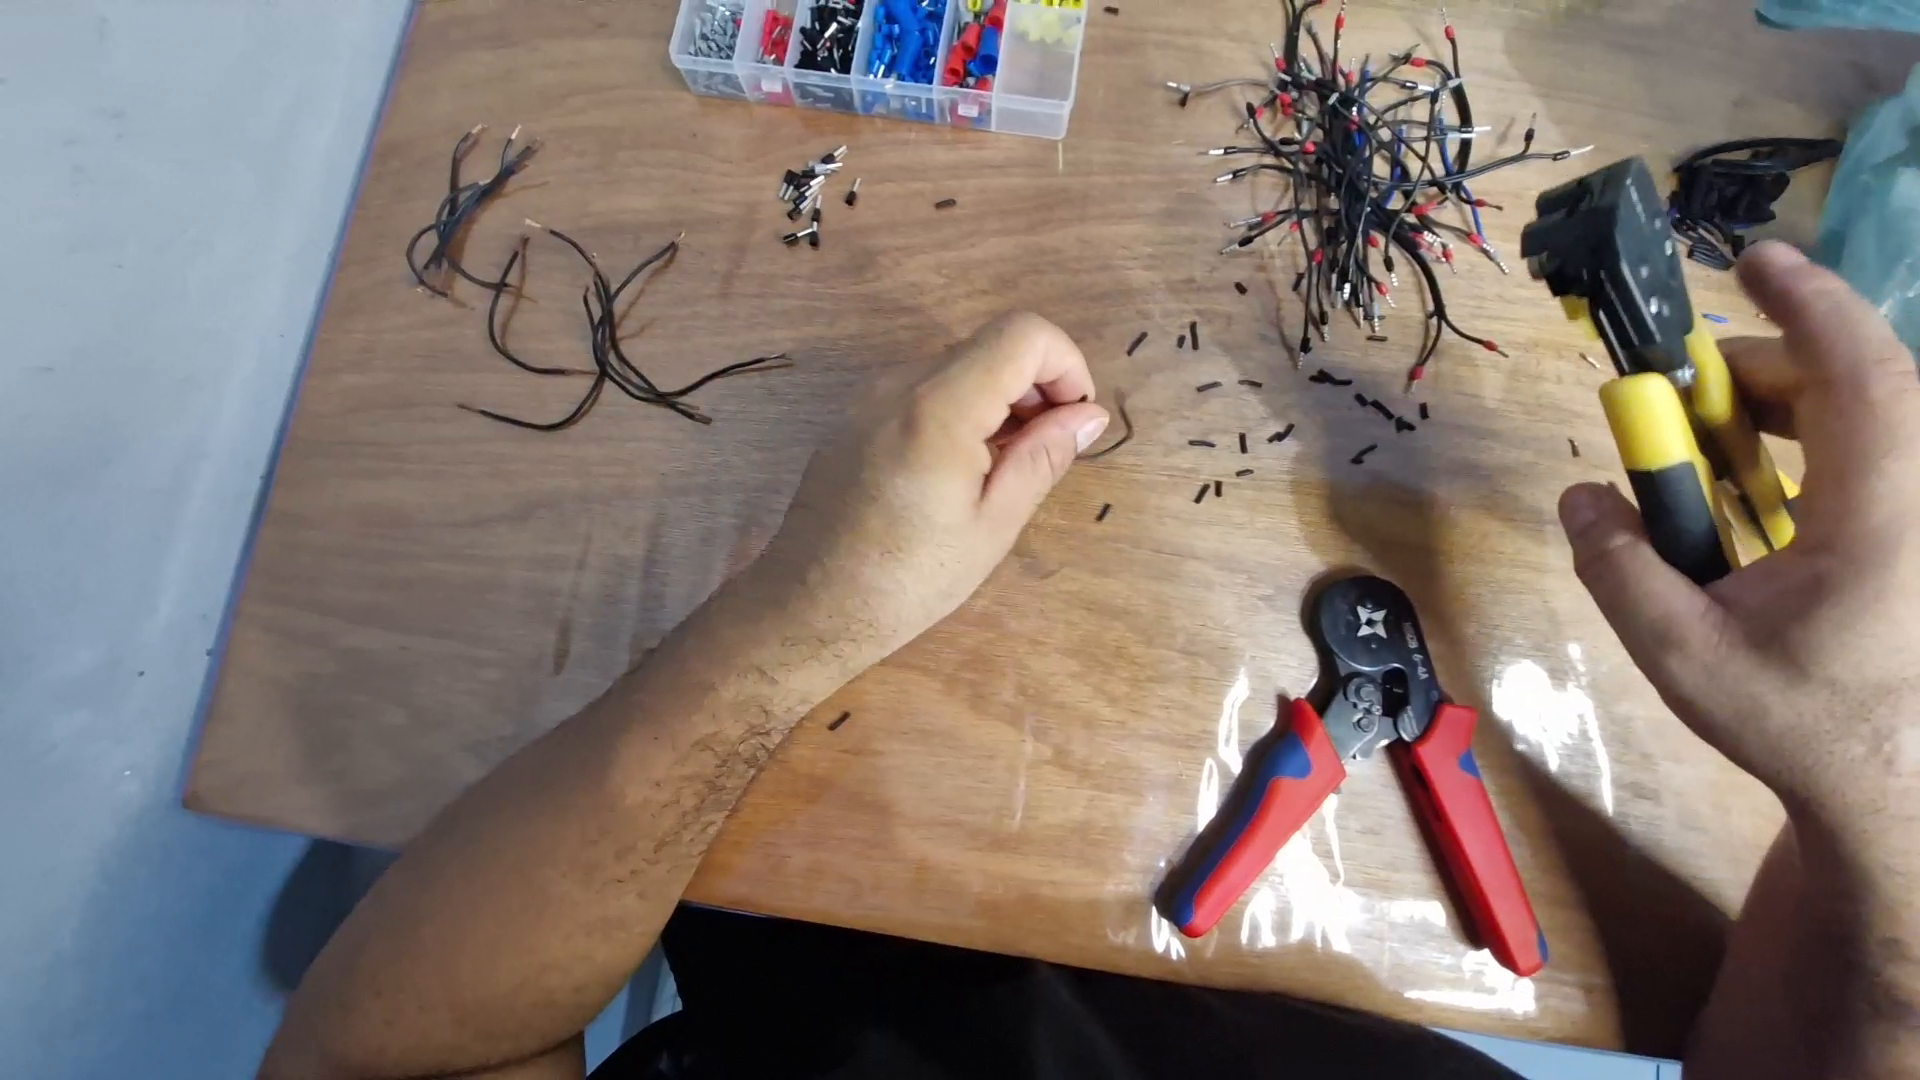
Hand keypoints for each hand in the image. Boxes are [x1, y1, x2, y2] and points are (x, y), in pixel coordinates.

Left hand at [738, 312, 1108, 676]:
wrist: (811, 605)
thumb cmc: (909, 580)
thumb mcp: (993, 525)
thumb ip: (1044, 457)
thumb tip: (1089, 415)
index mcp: (939, 407)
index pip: (1023, 334)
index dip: (1065, 364)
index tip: (1074, 419)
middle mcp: (898, 382)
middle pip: (990, 345)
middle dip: (1034, 386)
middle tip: (1044, 452)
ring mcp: (869, 396)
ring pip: (957, 367)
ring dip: (997, 401)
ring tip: (1001, 469)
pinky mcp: (854, 416)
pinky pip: (921, 390)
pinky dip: (958, 411)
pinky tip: (956, 471)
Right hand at [1558, 241, 1919, 834]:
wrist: (1890, 783)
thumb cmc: (1790, 717)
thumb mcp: (1673, 647)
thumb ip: (1617, 565)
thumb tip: (1583, 492)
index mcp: (1882, 519)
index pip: (1862, 378)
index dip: (1811, 307)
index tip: (1755, 261)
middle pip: (1857, 387)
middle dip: (1759, 372)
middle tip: (1674, 402)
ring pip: (1869, 416)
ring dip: (1775, 409)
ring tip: (1701, 447)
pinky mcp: (1913, 534)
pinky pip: (1869, 453)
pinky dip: (1801, 445)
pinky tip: (1751, 489)